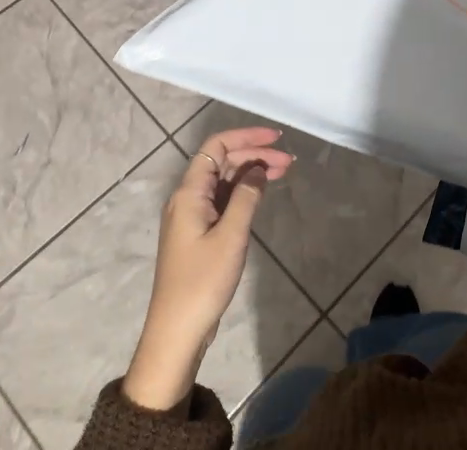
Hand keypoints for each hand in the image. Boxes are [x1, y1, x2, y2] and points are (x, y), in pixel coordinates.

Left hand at [123, 128, 293, 410]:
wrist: (177, 330)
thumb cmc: (203, 281)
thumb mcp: (231, 236)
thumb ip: (246, 197)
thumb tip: (258, 170)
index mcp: (189, 193)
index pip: (217, 147)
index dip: (246, 136)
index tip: (277, 138)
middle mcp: (187, 198)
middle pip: (221, 161)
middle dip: (255, 154)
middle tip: (289, 162)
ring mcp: (192, 216)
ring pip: (223, 180)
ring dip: (251, 172)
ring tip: (283, 172)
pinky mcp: (199, 233)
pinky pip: (222, 198)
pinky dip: (244, 190)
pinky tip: (262, 193)